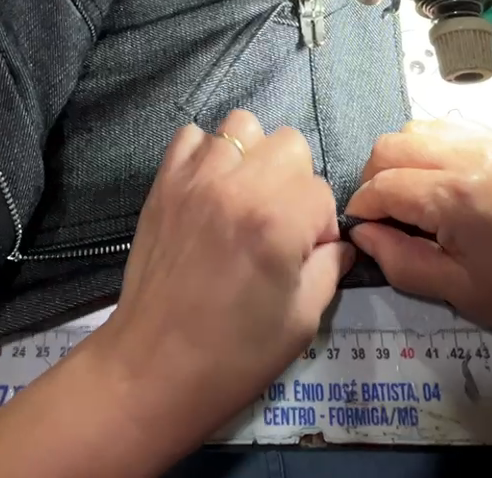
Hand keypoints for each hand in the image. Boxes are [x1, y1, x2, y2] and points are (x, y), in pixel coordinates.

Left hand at [82, 110, 352, 444]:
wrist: (154, 367)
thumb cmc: (235, 355)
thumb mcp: (303, 321)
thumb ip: (328, 268)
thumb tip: (337, 243)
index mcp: (279, 219)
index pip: (321, 190)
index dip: (320, 225)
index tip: (304, 254)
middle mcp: (238, 184)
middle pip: (289, 142)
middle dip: (294, 179)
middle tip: (279, 220)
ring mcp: (196, 177)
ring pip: (242, 125)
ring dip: (253, 156)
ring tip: (244, 196)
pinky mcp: (164, 181)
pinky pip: (191, 136)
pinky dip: (206, 153)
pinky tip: (209, 189)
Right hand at [345, 120, 491, 369]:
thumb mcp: (460, 293)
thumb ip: (399, 258)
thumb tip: (363, 233)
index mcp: (457, 197)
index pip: (381, 186)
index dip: (362, 209)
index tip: (361, 231)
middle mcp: (470, 154)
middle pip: (391, 145)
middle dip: (375, 178)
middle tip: (385, 216)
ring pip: (418, 128)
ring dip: (402, 158)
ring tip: (415, 198)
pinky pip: (453, 128)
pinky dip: (433, 148)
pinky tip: (445, 183)